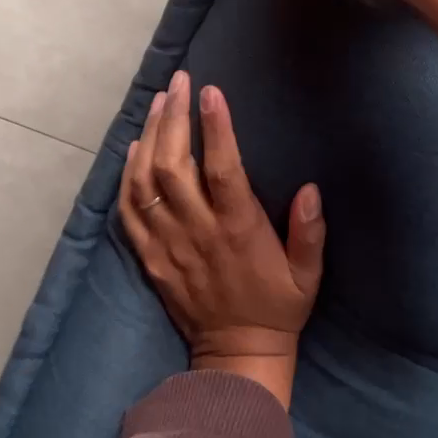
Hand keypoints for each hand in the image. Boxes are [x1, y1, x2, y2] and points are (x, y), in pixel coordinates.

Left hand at [120, 71, 324, 408]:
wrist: (236, 355)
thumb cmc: (278, 306)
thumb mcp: (308, 275)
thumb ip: (309, 232)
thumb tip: (310, 188)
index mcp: (238, 231)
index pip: (222, 170)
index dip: (216, 128)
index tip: (211, 91)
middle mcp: (198, 232)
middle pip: (174, 166)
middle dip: (175, 118)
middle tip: (180, 81)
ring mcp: (169, 245)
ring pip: (147, 183)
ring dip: (150, 136)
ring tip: (160, 101)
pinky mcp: (151, 257)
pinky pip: (130, 211)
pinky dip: (127, 175)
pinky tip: (135, 145)